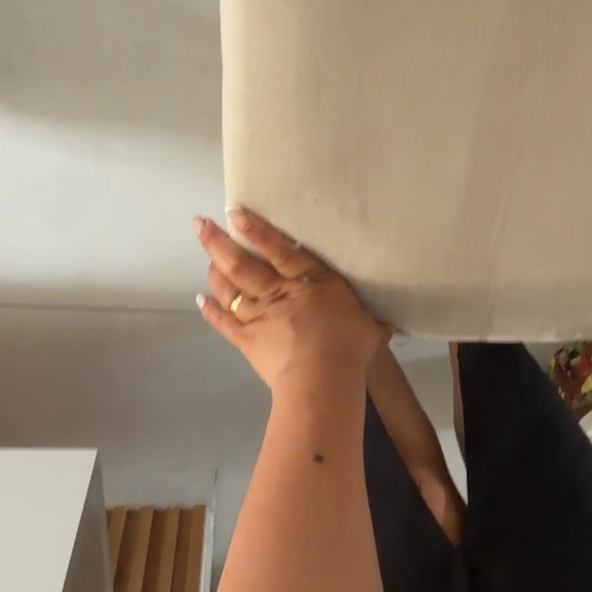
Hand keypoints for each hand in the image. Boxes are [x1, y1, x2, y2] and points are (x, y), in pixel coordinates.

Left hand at [196, 208, 390, 389]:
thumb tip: (390, 325)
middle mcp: (278, 291)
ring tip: (205, 252)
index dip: (257, 229)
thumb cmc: (349, 348)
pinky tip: (202, 299)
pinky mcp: (247, 339)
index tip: (236, 212)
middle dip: (220, 241)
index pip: (279, 248)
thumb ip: (373, 321)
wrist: (321, 378)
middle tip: (201, 223)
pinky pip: (224, 321)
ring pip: (229, 286)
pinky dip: (211, 310)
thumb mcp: (369, 327)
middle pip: (243, 262)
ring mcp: (258, 315)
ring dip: (214, 268)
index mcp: (310, 281)